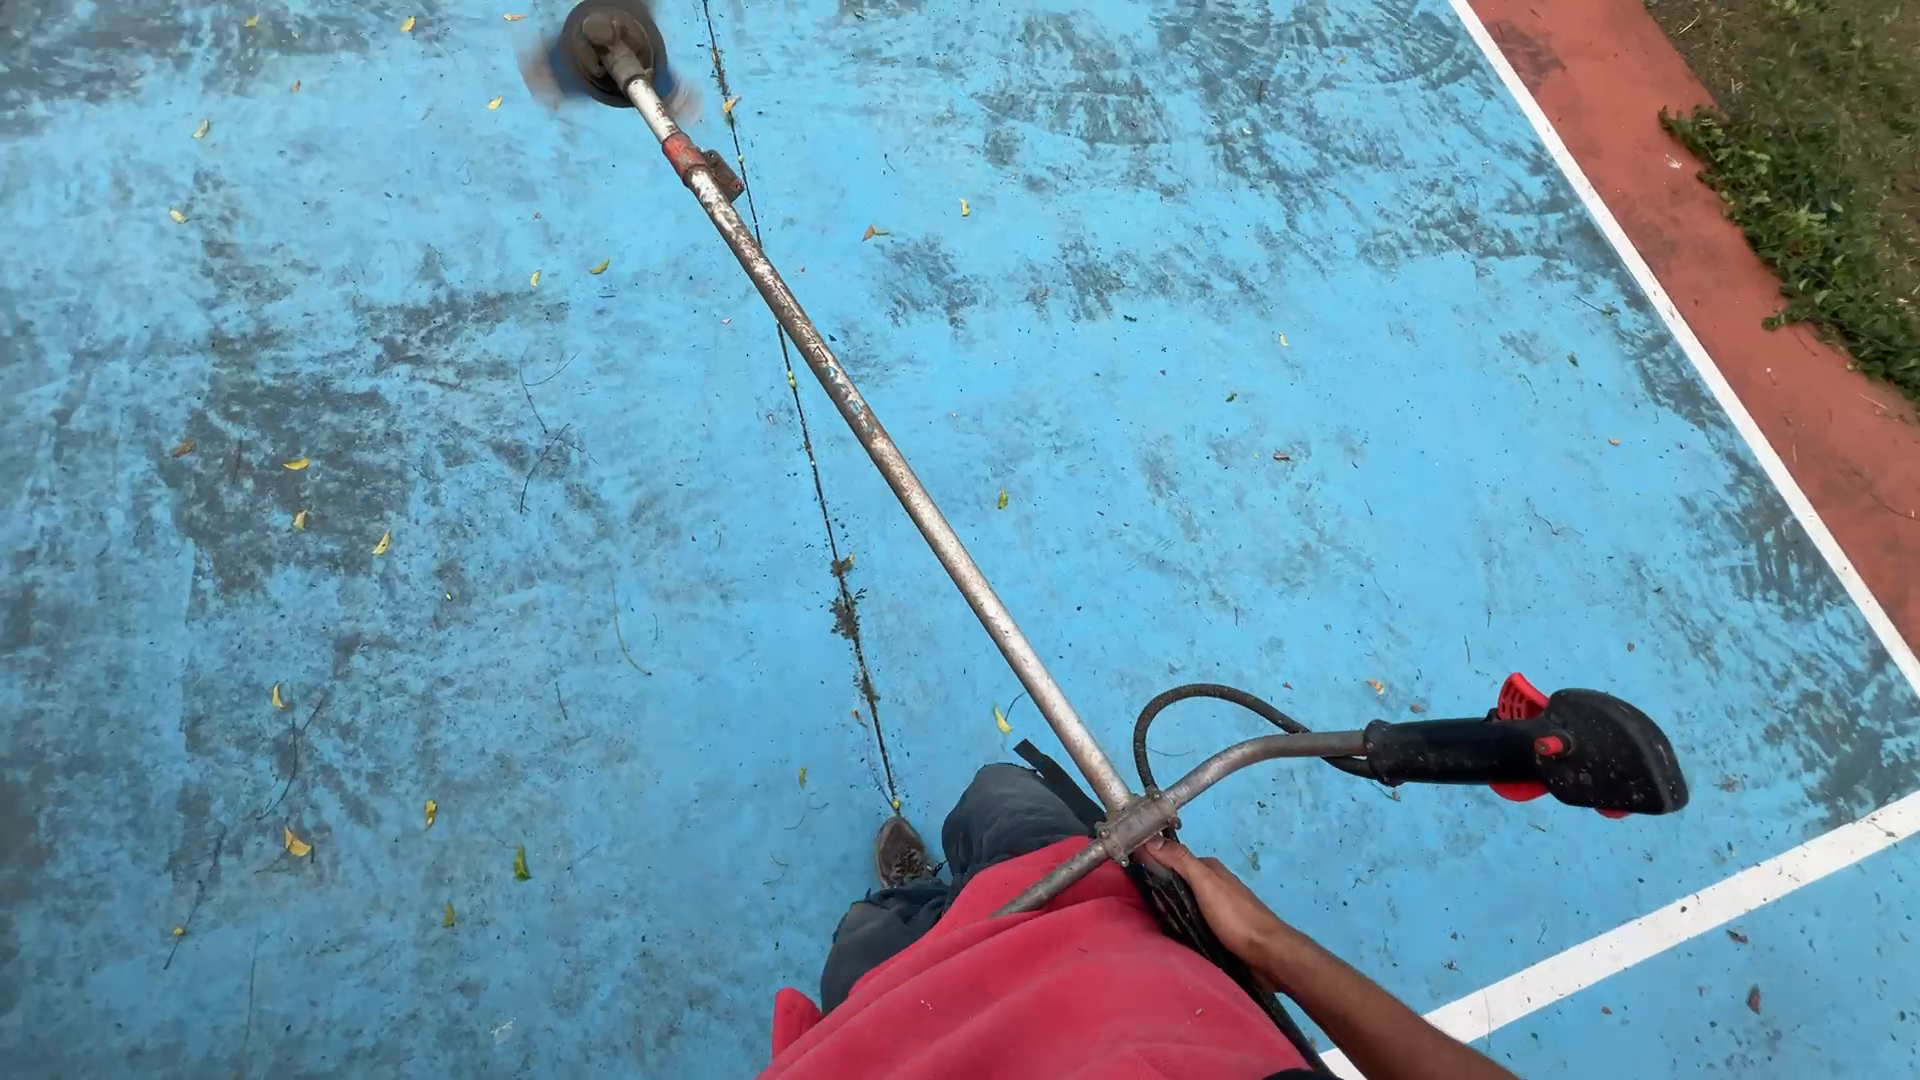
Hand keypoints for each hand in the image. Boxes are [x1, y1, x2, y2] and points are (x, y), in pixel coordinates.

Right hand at [1140, 835, 1302, 983]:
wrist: (1270, 956)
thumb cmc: (1236, 917)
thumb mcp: (1205, 883)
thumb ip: (1180, 860)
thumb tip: (1150, 838)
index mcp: (1209, 869)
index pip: (1173, 858)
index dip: (1153, 861)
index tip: (1130, 870)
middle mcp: (1213, 884)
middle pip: (1178, 881)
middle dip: (1159, 887)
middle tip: (1136, 901)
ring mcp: (1218, 909)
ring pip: (1185, 903)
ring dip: (1170, 909)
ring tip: (1149, 919)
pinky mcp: (1221, 931)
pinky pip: (1193, 921)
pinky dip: (1181, 924)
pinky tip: (1172, 933)